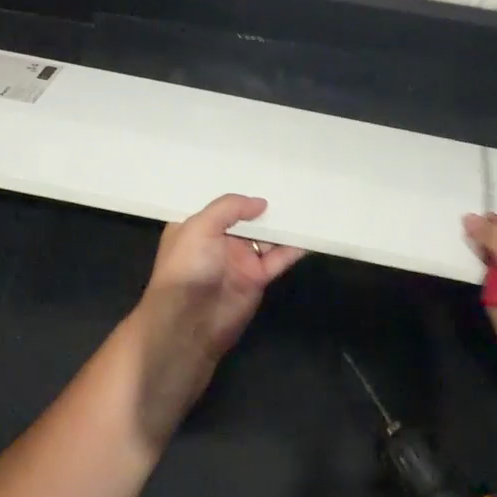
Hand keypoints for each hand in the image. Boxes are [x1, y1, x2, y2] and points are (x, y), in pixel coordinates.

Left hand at [124, 194, 303, 442]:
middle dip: (266, 205)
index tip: (263, 173)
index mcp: (198, 225)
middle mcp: (219, 239)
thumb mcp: (200, 227)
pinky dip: (294, 248)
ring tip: (307, 204)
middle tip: (293, 184)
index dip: (239, 191)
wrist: (189, 323)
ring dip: (283, 224)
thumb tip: (261, 203)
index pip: (221, 203)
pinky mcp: (257, 278)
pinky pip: (279, 258)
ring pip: (267, 236)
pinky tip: (309, 234)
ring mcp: (239, 259)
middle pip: (247, 218)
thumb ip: (229, 208)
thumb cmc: (187, 267)